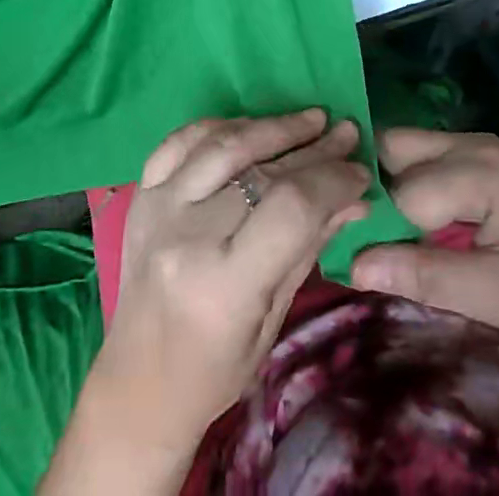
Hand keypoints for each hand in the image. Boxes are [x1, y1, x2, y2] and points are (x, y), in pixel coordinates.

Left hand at [77, 111, 369, 466]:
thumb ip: (309, 248)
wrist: (138, 379)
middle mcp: (186, 236)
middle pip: (261, 172)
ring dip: (271, 126)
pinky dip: (219, 127)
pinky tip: (251, 125)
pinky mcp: (140, 196)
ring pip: (222, 145)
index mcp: (224, 282)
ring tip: (310, 119)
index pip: (291, 207)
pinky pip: (180, 142)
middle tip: (347, 133)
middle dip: (313, 149)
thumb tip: (354, 196)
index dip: (332, 180)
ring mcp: (157, 209)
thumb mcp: (273, 318)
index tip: (359, 172)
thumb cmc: (215, 368)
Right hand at [350, 128, 498, 356]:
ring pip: (403, 151)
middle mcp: (472, 145)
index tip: (369, 264)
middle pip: (391, 148)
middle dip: (373, 190)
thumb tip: (350, 264)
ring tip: (391, 234)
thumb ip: (420, 275)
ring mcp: (478, 148)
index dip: (380, 229)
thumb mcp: (493, 296)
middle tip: (373, 238)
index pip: (400, 193)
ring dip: (389, 188)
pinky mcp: (481, 161)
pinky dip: (408, 188)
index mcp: (479, 171)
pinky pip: (424, 162)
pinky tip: (415, 225)